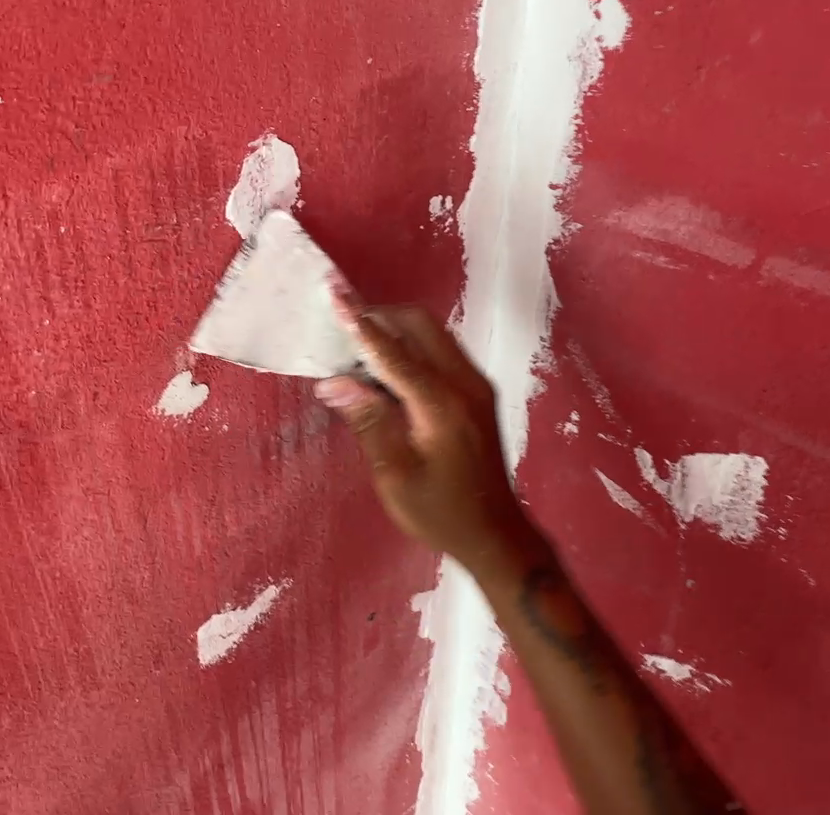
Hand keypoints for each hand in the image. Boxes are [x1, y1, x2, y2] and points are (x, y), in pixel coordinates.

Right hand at [313, 296, 540, 578]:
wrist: (495, 533)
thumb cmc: (440, 512)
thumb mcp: (395, 476)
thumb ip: (368, 422)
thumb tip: (333, 382)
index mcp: (442, 405)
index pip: (394, 352)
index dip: (360, 323)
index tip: (333, 295)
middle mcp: (465, 383)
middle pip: (420, 325)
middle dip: (379, 316)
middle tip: (342, 326)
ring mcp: (475, 384)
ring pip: (432, 333)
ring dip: (395, 328)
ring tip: (358, 344)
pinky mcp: (476, 391)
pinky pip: (440, 349)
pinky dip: (410, 345)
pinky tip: (387, 365)